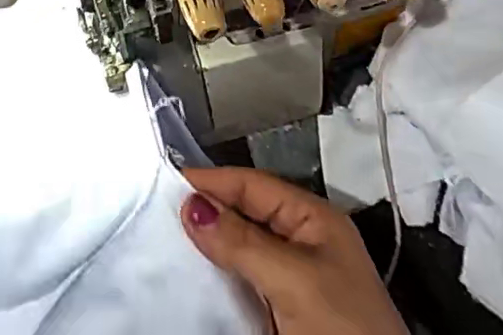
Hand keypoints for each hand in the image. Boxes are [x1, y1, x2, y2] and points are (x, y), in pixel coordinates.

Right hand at [180, 167, 406, 334]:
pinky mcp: (282, 313)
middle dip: (204, 214)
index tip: (163, 185)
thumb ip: (241, 240)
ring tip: (166, 241)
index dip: (209, 182)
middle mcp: (302, 243)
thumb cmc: (345, 332)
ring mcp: (293, 281)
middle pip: (241, 214)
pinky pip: (239, 282)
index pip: (250, 184)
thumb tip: (191, 206)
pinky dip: (214, 278)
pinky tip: (190, 277)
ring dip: (206, 248)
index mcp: (315, 222)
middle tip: (157, 213)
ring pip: (236, 249)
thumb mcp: (295, 281)